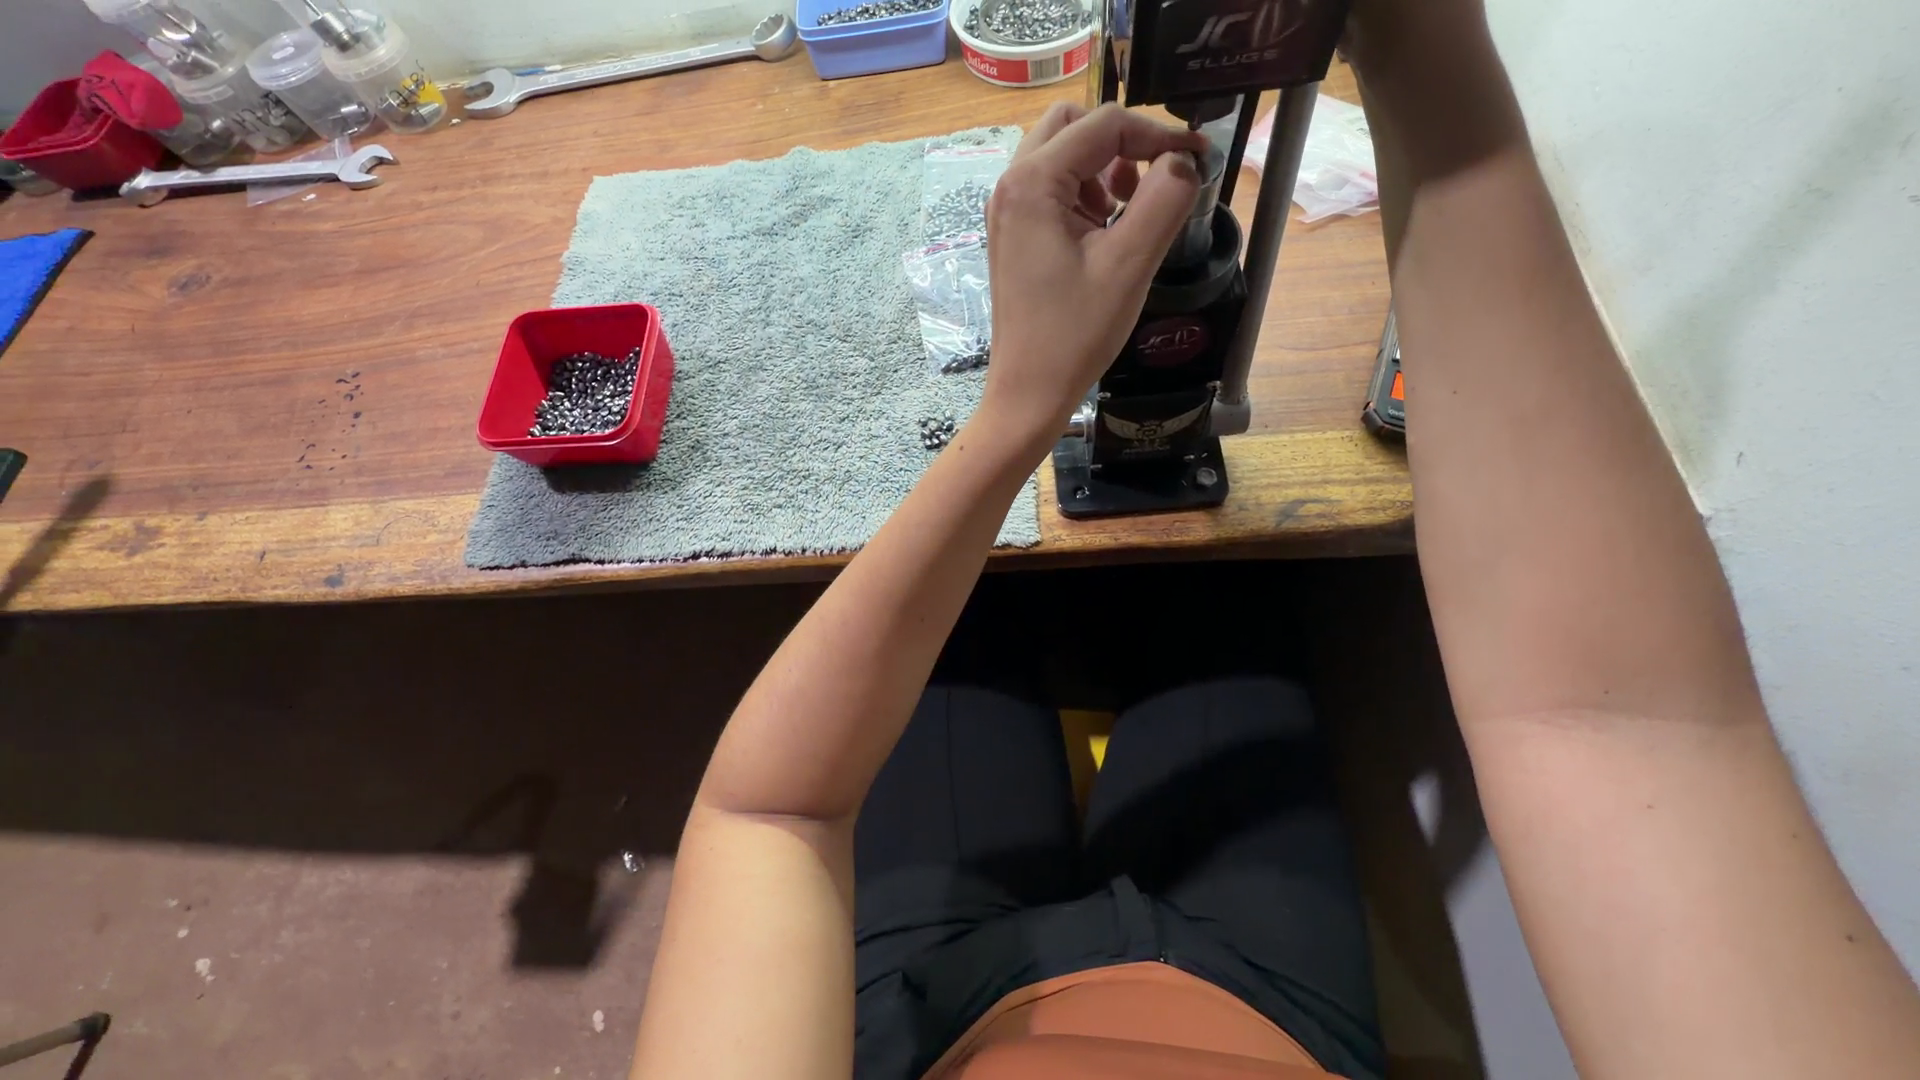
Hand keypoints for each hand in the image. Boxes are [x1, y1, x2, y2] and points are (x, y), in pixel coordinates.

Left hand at [976, 103, 1205, 452]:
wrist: (1030, 391)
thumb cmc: (1076, 333)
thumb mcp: (1131, 264)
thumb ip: (1165, 199)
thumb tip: (1186, 160)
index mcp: (1032, 183)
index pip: (1105, 124)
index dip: (1158, 134)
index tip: (1198, 158)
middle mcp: (1010, 186)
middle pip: (1072, 124)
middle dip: (1120, 144)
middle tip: (1149, 185)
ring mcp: (1006, 212)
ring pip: (1059, 155)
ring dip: (1101, 168)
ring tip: (1126, 215)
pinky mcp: (1013, 236)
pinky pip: (1050, 189)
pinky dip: (1083, 194)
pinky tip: (1103, 235)